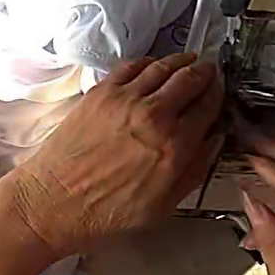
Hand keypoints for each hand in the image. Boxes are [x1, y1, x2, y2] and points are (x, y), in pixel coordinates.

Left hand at [1, 53, 223, 257]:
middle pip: (191, 79)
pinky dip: (149, 61)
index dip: (218, 95)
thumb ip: (194, 170)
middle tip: (209, 70)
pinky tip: (153, 65)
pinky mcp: (101, 92)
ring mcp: (126, 99)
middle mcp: (155, 116)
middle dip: (205, 72)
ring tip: (188, 61)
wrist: (54, 203)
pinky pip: (132, 66)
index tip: (220, 91)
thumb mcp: (163, 206)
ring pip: (163, 66)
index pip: (208, 106)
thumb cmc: (107, 214)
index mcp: (175, 146)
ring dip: (181, 61)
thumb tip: (214, 141)